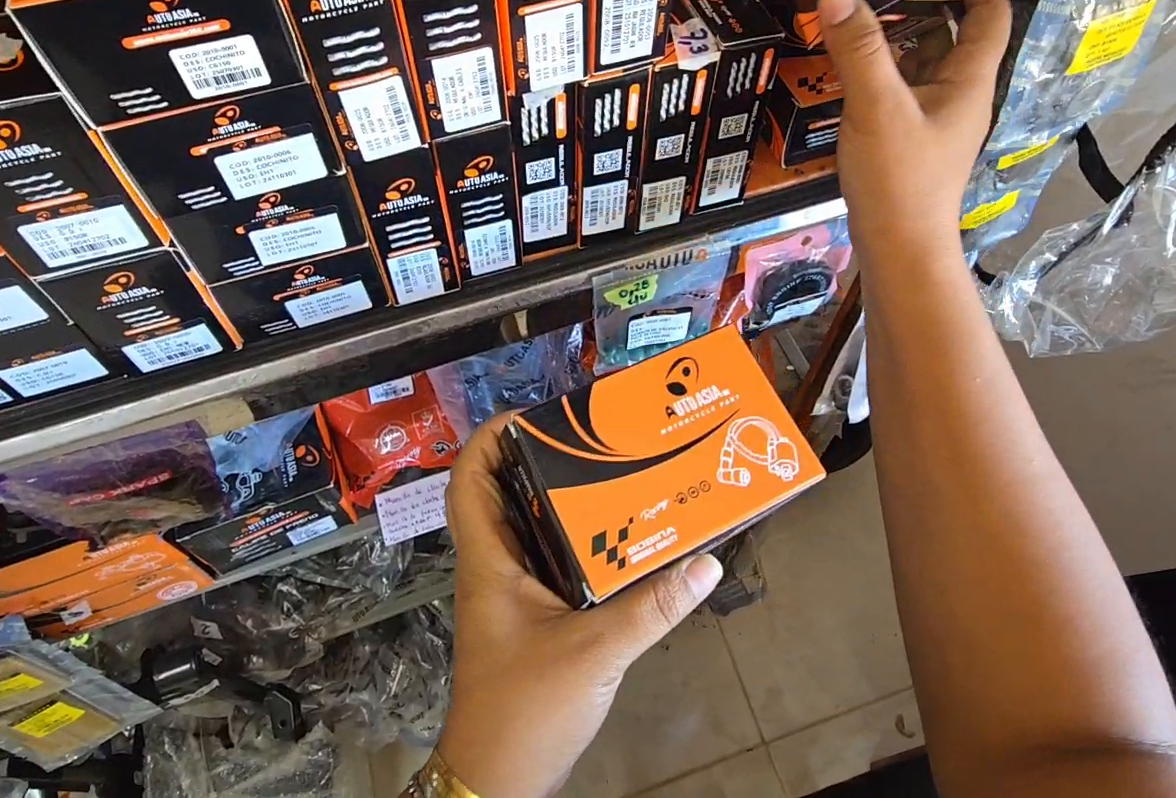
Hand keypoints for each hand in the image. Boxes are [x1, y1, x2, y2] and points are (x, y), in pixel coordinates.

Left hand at [436, 415, 722, 797]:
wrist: (498, 776)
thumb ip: (651, 607)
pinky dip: (567, 536)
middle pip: (497, 493)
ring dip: (551, 495)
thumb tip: (705, 561)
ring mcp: (506, 591)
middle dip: (533, 457)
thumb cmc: (528, 706)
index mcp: (489, 559)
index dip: (489, 439)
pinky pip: (543, 557)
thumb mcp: (595, 651)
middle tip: (586, 435)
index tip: (534, 414)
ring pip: (522, 525)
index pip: (469, 480)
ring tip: (603, 470)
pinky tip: (610, 535)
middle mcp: (492, 565)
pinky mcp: (525, 614)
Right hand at [822, 0, 1010, 263]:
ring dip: (898, 33)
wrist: (898, 248)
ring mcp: (931, 121)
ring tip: (861, 3)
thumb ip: (858, 49)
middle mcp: (956, 96)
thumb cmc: (900, 179)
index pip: (988, 15)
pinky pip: (897, 88)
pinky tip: (847, 62)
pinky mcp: (906, 140)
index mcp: (967, 82)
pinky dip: (878, 67)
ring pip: (920, 63)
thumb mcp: (878, 107)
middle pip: (951, 34)